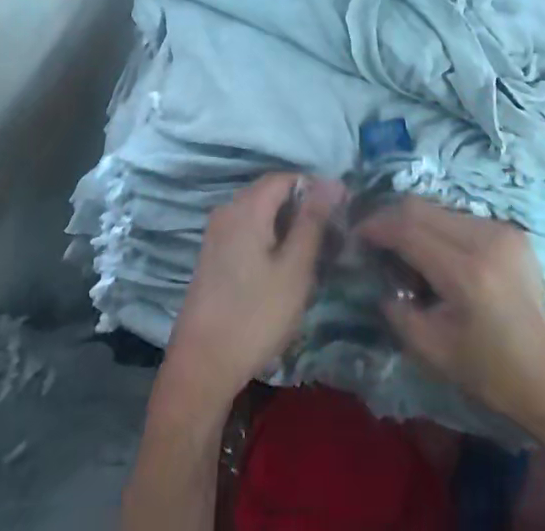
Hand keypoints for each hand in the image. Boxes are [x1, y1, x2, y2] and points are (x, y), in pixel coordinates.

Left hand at [164, 172, 343, 404]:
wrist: (202, 366)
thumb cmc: (256, 316)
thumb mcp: (295, 269)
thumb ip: (313, 221)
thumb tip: (332, 182)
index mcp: (245, 209)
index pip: (285, 177)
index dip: (315, 187)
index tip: (341, 210)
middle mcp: (226, 212)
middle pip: (270, 193)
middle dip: (303, 206)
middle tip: (332, 233)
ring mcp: (216, 235)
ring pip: (260, 214)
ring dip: (288, 225)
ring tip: (315, 252)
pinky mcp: (214, 257)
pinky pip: (248, 231)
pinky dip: (270, 238)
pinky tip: (286, 266)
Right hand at [357, 198, 544, 435]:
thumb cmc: (489, 371)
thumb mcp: (431, 349)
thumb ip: (397, 309)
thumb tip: (380, 278)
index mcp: (466, 272)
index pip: (408, 229)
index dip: (376, 227)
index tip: (356, 234)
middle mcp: (487, 240)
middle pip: (423, 208)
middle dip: (391, 218)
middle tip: (373, 236)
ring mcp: (504, 231)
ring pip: (442, 209)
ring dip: (416, 221)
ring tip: (402, 246)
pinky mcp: (513, 233)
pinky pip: (463, 218)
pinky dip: (440, 227)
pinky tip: (434, 251)